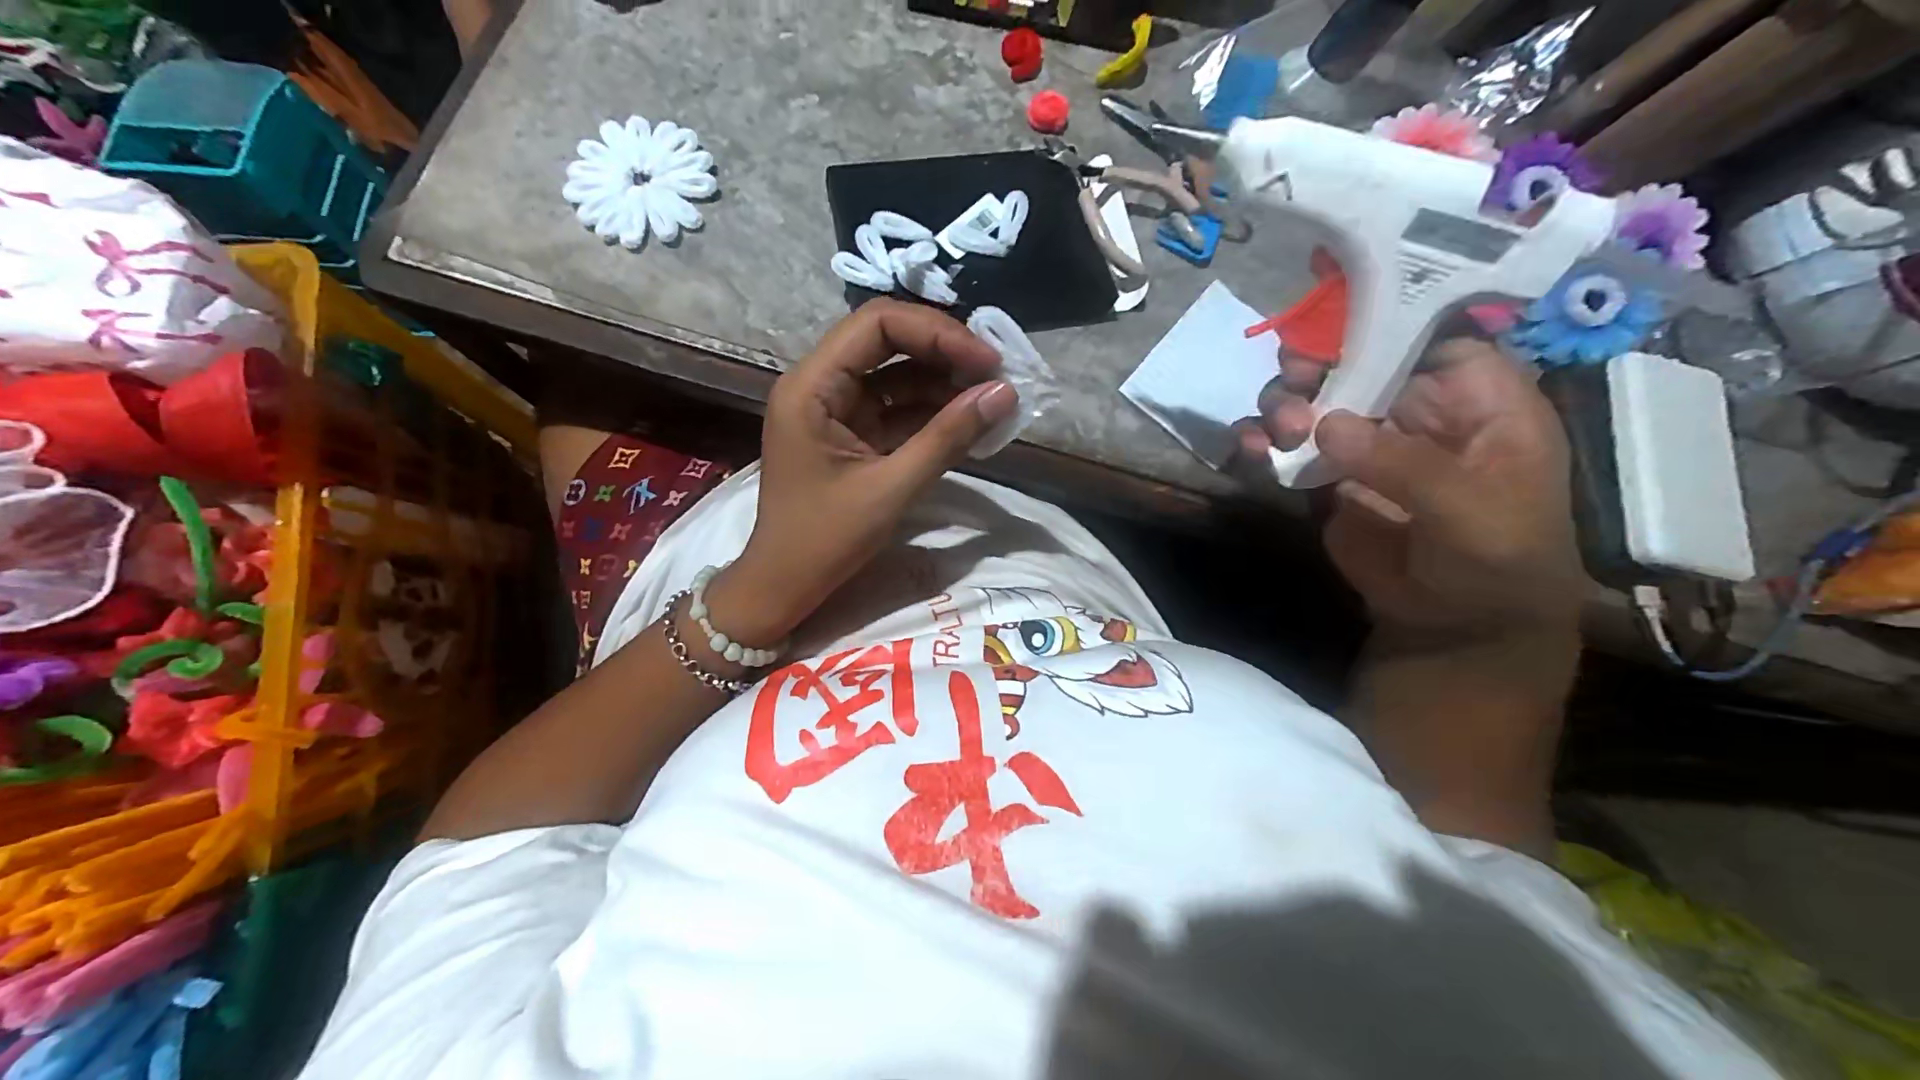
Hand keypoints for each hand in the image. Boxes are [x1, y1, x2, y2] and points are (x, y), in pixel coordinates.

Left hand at [707, 299, 1016, 645]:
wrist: (785, 585)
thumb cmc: (825, 540)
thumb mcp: (891, 488)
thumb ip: (948, 437)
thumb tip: (1005, 394)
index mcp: (812, 386)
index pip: (877, 324)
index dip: (937, 332)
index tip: (986, 360)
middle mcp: (821, 384)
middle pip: (889, 342)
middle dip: (945, 354)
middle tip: (997, 376)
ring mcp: (837, 408)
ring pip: (897, 374)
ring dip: (945, 383)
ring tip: (993, 398)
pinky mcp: (852, 432)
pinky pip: (897, 407)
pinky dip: (933, 412)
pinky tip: (970, 420)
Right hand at [1235, 338, 1589, 643]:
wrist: (1456, 624)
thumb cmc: (1497, 560)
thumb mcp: (1469, 511)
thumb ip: (1404, 464)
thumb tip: (1327, 425)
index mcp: (1478, 403)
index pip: (1435, 338)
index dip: (1389, 320)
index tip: (1335, 319)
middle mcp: (1419, 411)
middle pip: (1363, 361)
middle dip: (1322, 361)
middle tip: (1292, 373)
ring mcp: (1369, 443)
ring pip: (1319, 400)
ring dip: (1288, 403)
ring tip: (1278, 427)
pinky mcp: (1330, 475)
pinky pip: (1292, 446)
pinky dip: (1266, 442)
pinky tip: (1249, 447)